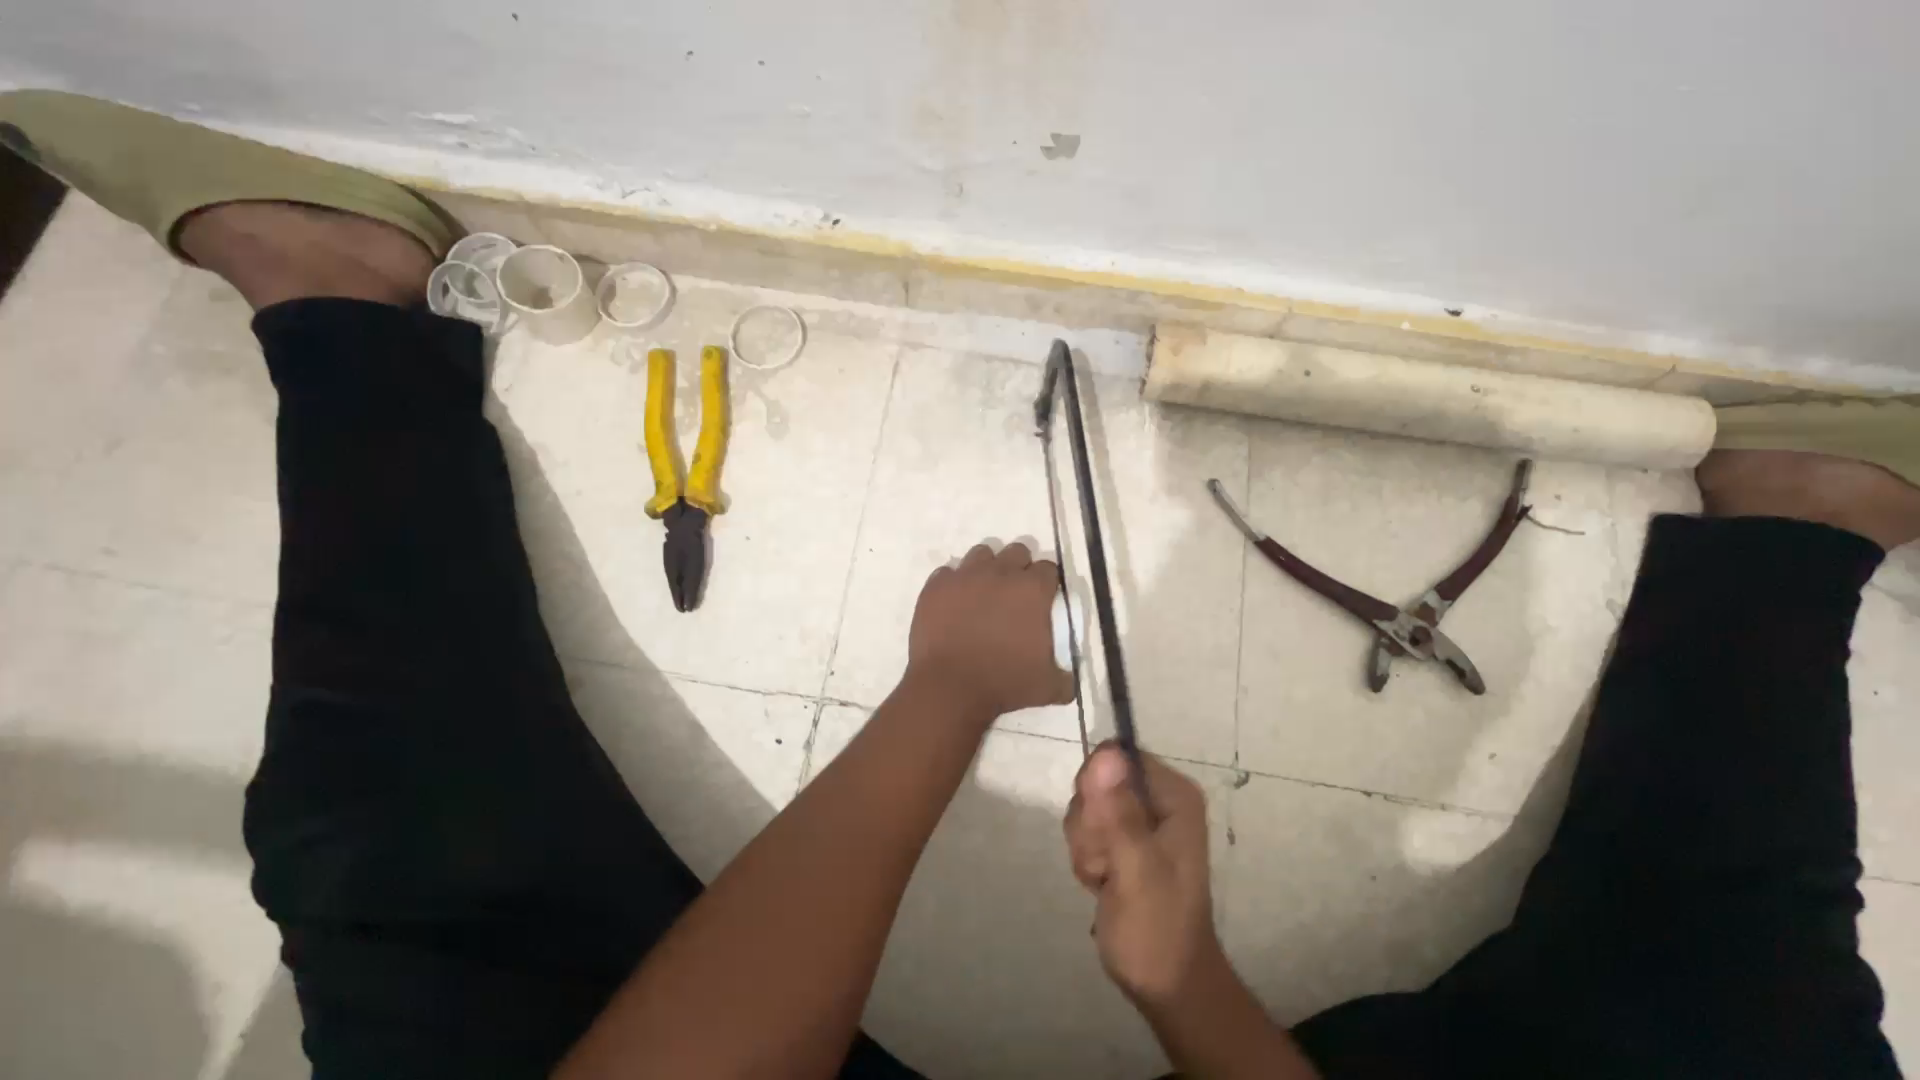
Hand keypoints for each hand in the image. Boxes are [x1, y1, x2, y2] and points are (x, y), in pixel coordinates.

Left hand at [905, 541, 1075, 720]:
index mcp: (1032, 590)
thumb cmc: (1004, 682)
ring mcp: (965, 576)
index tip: (1044, 597)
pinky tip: (955, 602)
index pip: (1049, 569)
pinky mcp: (936, 586)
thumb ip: (1065, 677)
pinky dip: (954, 584)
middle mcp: (1000, 573)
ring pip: (981, 554)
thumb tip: (1070, 679)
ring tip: (984, 592)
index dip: (1047, 582)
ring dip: (987, 568)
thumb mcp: (1048, 686)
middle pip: (1016, 552)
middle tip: (1015, 593)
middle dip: (1019, 567)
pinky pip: (948, 573)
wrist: (951, 687)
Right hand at [1064, 744, 1222, 1006]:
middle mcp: (1160, 799)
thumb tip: (1105, 755)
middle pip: (1097, 781)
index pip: (1116, 756)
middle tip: (1106, 865)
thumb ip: (1118, 813)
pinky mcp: (1127, 841)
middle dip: (1089, 825)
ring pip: (1087, 806)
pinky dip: (1088, 857)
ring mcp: (1143, 820)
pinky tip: (1102, 883)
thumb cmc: (1156, 929)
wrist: (1167, 984)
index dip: (1095, 789)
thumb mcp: (1136, 870)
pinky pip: (1088, 828)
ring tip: (1106, 879)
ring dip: (1086, 845)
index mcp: (1174, 795)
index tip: (1100, 832)